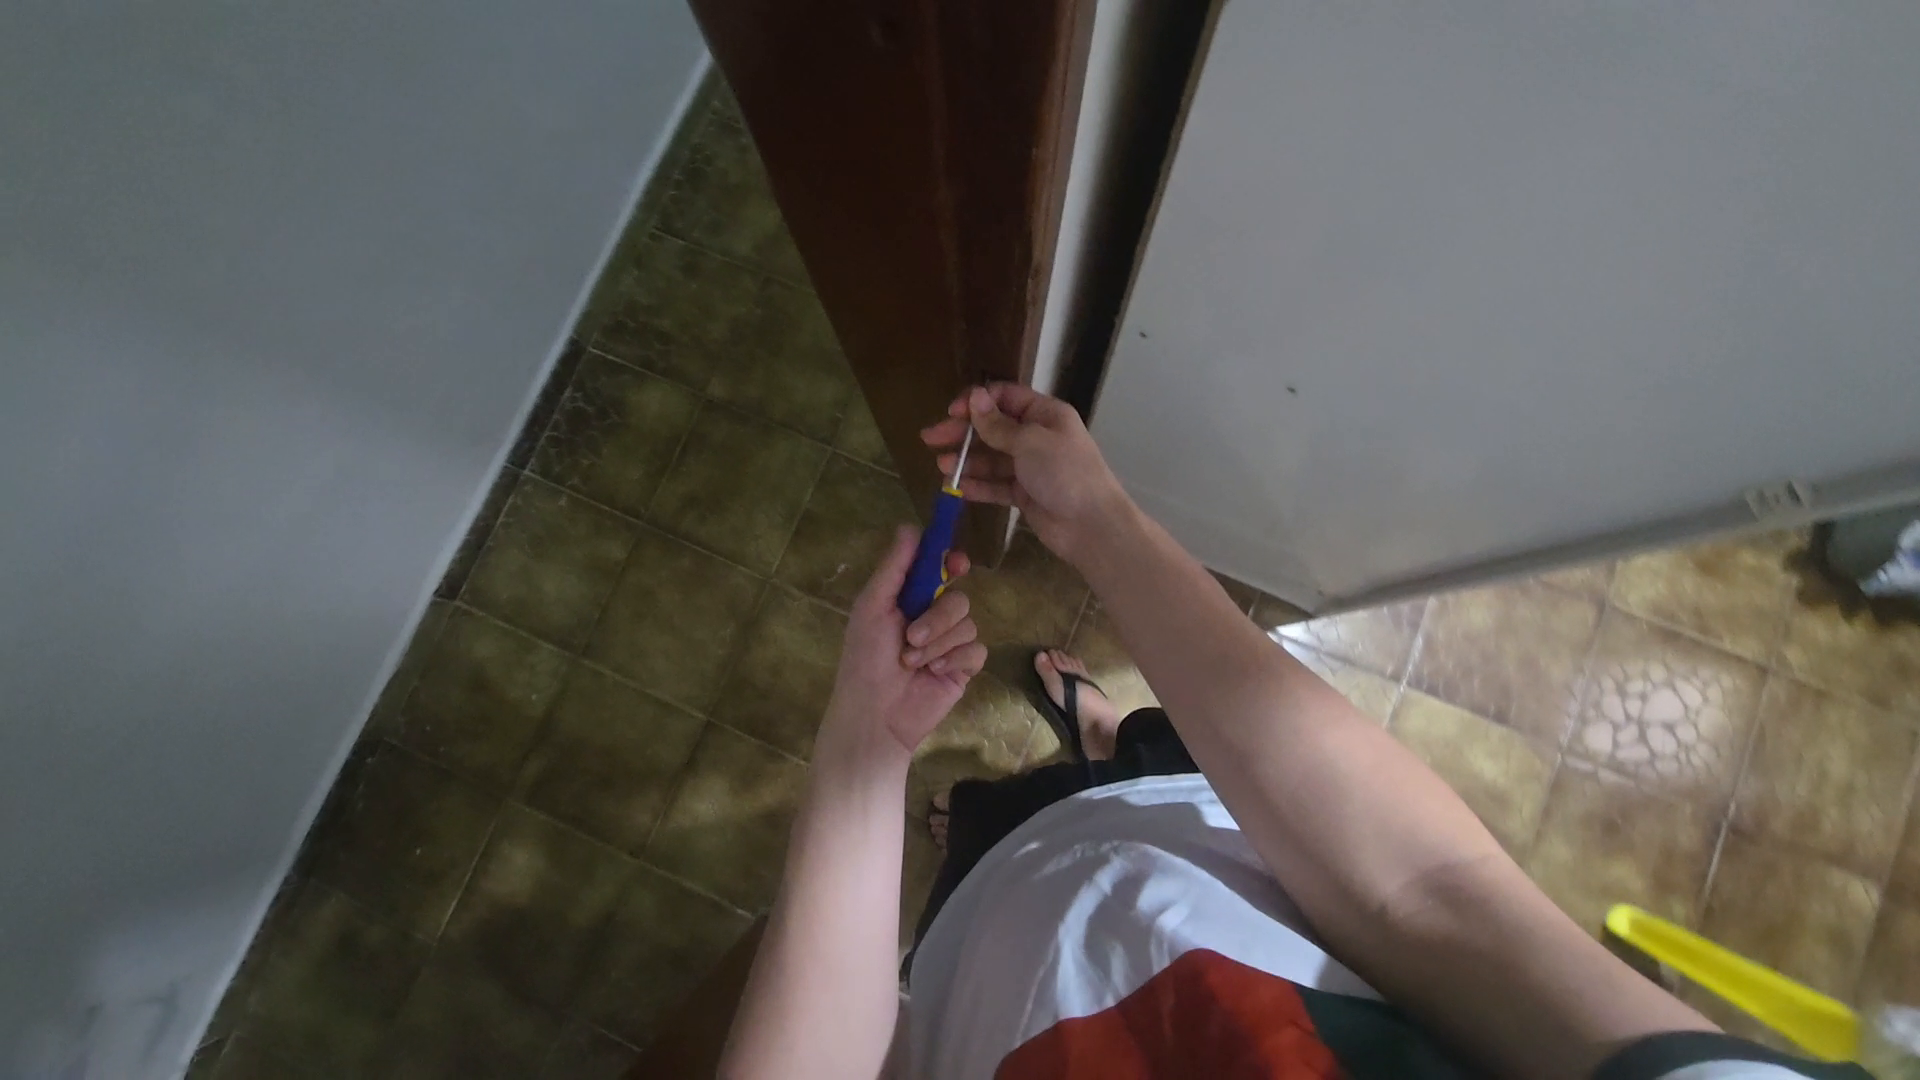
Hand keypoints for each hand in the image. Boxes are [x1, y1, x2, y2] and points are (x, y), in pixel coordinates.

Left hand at [819, 526, 986, 768]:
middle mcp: (932, 617)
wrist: (876, 714)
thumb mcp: (872, 607)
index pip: (940, 569)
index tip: (955, 563)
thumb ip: (894, 568)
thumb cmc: (864, 659)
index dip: (951, 561)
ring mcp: (950, 643)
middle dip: (937, 616)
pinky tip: (934, 673)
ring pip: (968, 623)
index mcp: (909, 599)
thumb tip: (910, 527)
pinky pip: (976, 649)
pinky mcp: (964, 668)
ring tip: (912, 663)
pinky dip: (954, 659)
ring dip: (937, 643)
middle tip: (911, 635)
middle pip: (959, 596)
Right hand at [920, 384, 1130, 564]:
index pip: (1004, 397)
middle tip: (930, 439)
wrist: (1091, 525)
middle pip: (993, 428)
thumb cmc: (1065, 473)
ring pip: (991, 458)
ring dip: (966, 460)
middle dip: (962, 432)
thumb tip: (974, 396)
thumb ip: (998, 424)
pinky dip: (977, 485)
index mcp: (1045, 414)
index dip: (976, 402)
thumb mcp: (1030, 442)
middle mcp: (1037, 436)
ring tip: (941, 467)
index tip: (951, 412)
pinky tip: (956, 487)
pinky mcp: (1024, 494)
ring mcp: (1030, 467)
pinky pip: (996, 485)